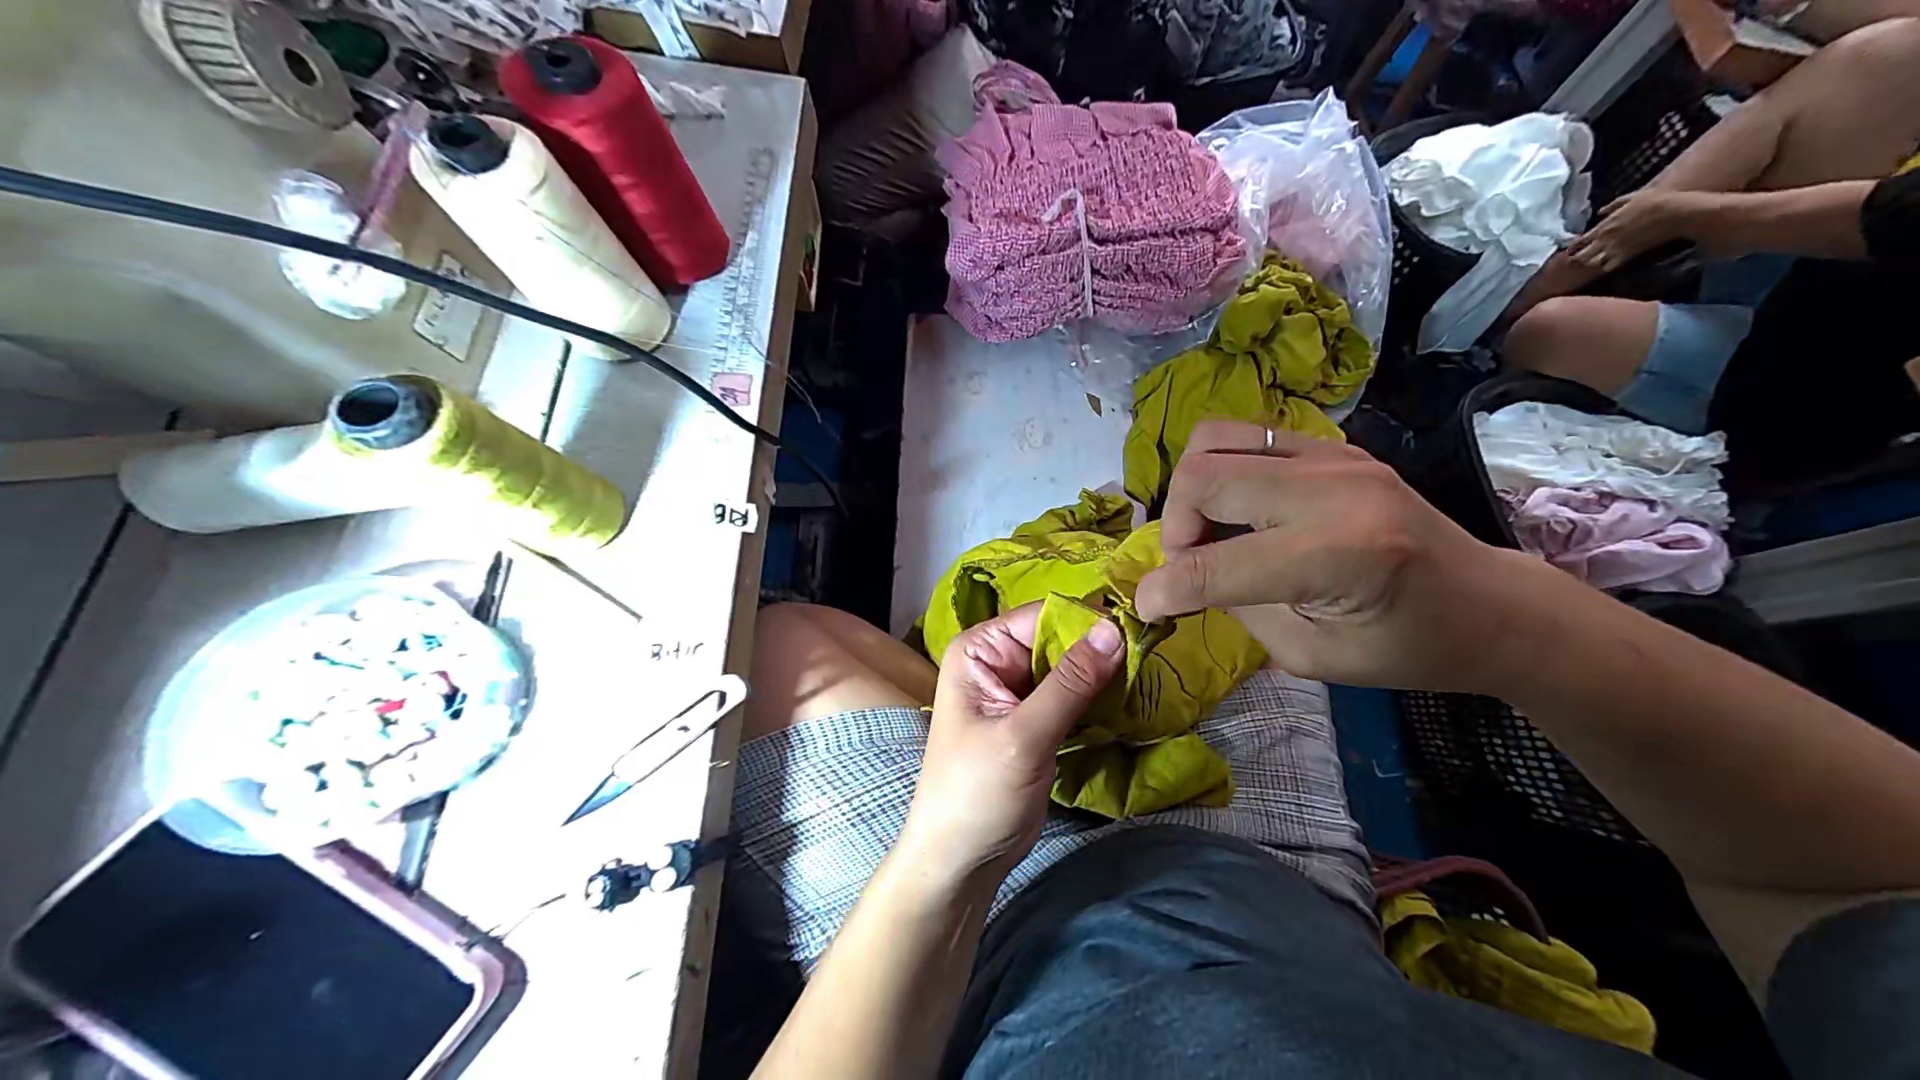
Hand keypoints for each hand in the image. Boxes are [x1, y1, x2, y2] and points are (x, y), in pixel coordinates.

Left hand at [895, 604, 1123, 888]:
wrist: (962, 859)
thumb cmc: (977, 793)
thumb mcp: (1023, 736)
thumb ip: (1070, 684)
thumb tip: (1114, 630)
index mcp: (980, 650)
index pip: (1041, 616)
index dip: (1087, 621)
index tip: (1139, 629)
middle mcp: (998, 661)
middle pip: (1059, 639)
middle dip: (1101, 649)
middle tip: (1153, 655)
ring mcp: (1019, 691)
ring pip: (1072, 667)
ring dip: (1106, 675)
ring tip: (1151, 676)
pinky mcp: (1038, 719)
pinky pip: (1075, 696)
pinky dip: (1100, 699)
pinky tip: (1133, 701)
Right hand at [1133, 420, 1553, 693]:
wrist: (1488, 603)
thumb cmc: (1406, 646)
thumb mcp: (1310, 655)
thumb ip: (1237, 609)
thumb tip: (1182, 579)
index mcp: (1338, 555)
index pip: (1215, 565)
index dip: (1164, 589)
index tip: (1147, 607)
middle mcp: (1332, 488)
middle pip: (1201, 478)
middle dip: (1174, 529)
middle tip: (1191, 565)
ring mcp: (1333, 455)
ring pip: (1212, 440)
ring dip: (1192, 491)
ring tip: (1210, 530)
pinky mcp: (1331, 445)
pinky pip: (1244, 435)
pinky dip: (1220, 470)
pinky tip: (1239, 509)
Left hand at [1565, 189, 1709, 272]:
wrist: (1675, 212)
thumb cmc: (1656, 201)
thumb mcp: (1632, 197)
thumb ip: (1613, 205)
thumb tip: (1599, 212)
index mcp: (1603, 226)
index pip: (1579, 241)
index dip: (1575, 246)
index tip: (1575, 248)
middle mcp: (1604, 240)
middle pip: (1580, 256)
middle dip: (1579, 258)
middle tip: (1583, 257)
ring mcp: (1613, 249)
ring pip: (1591, 263)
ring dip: (1592, 263)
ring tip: (1597, 260)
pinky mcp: (1626, 256)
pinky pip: (1608, 267)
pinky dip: (1607, 267)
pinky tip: (1611, 263)